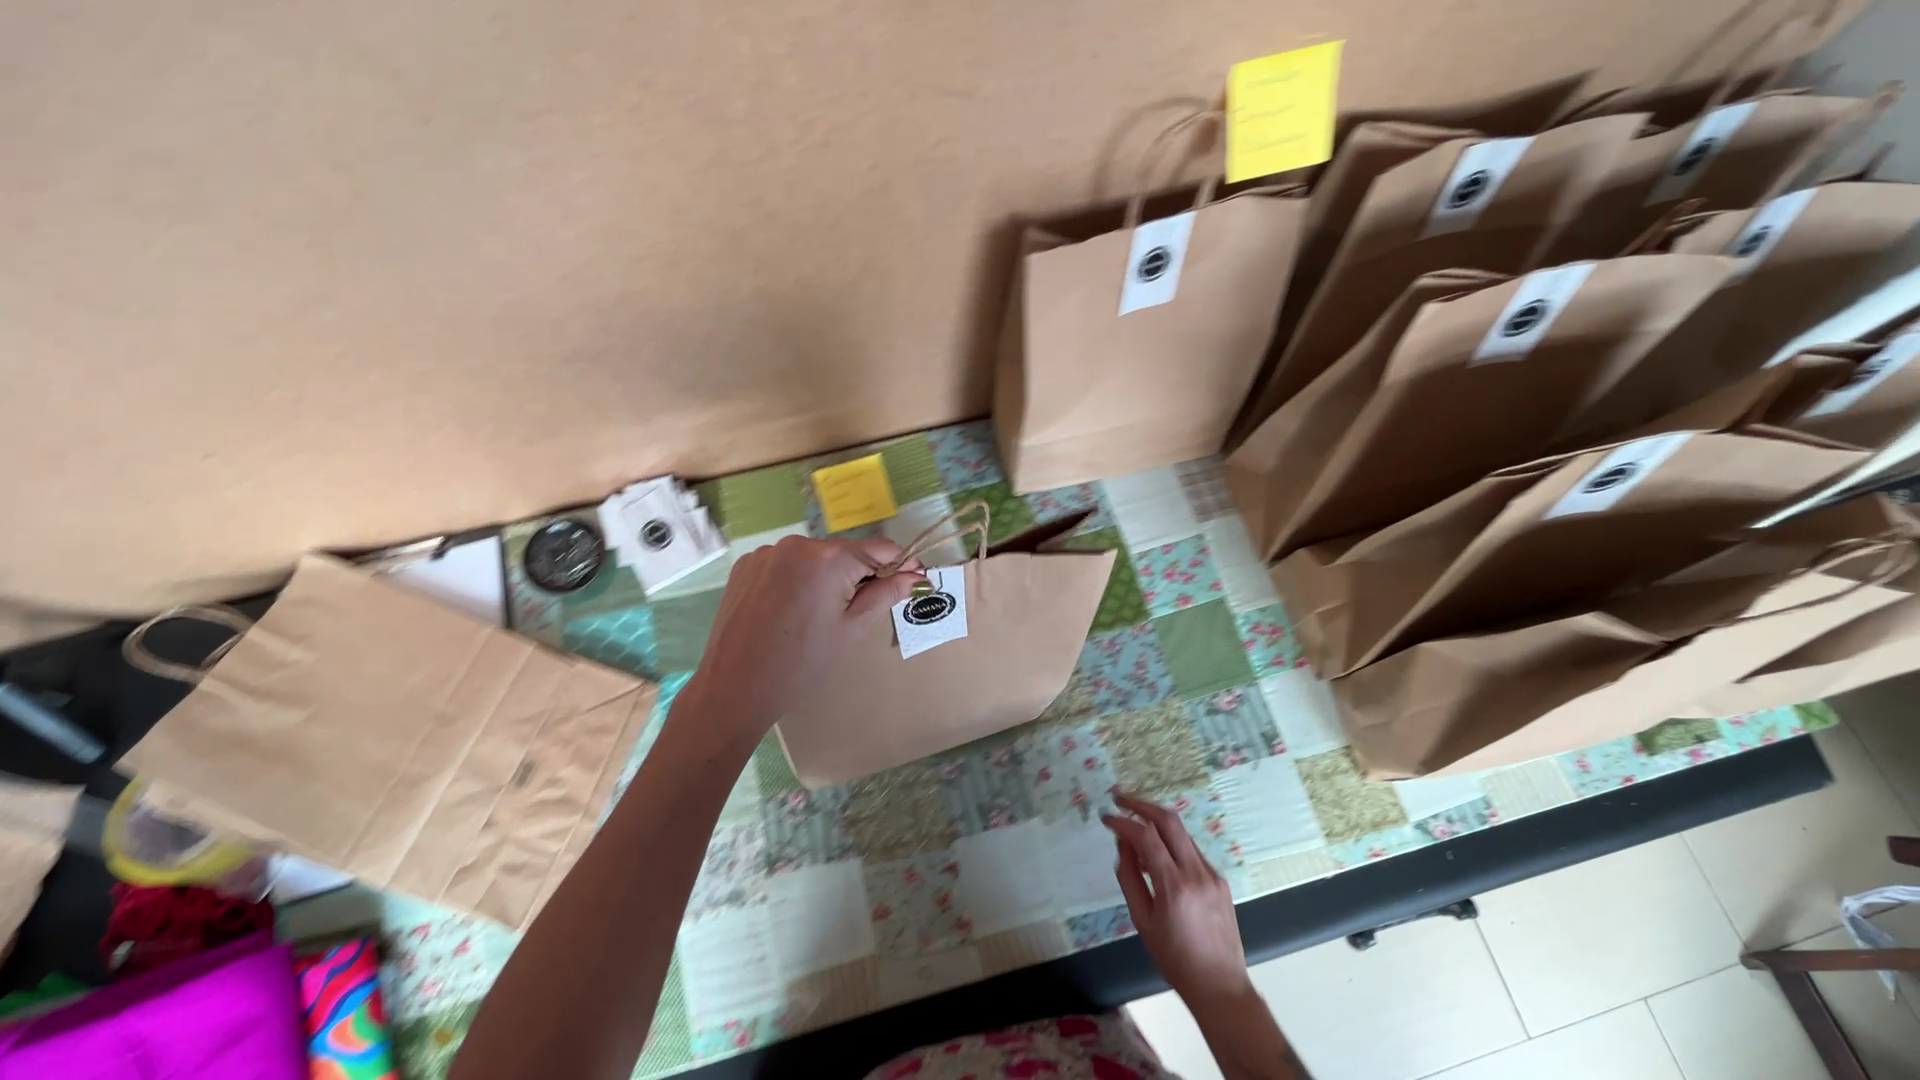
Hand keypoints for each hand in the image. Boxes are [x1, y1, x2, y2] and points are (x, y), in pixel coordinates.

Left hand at [678, 535, 922, 739]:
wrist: (735, 687)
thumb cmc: (802, 664)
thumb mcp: (852, 630)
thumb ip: (885, 594)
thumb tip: (915, 575)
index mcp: (829, 558)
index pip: (879, 548)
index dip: (899, 564)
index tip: (910, 581)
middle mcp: (797, 544)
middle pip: (844, 553)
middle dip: (858, 575)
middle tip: (855, 614)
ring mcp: (767, 553)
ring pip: (813, 559)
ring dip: (825, 578)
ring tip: (816, 617)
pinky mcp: (745, 566)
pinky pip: (785, 565)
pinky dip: (795, 581)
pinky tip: (787, 612)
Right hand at [1102, 792, 1251, 1006]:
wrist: (1219, 984)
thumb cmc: (1173, 958)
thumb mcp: (1142, 920)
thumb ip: (1130, 878)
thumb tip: (1123, 845)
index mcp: (1175, 886)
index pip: (1146, 837)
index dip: (1123, 821)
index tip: (1106, 817)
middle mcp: (1197, 872)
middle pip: (1170, 820)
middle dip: (1142, 805)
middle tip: (1119, 799)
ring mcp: (1213, 873)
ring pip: (1182, 833)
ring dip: (1156, 823)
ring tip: (1134, 828)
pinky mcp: (1220, 879)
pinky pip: (1191, 851)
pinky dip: (1171, 843)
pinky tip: (1157, 856)